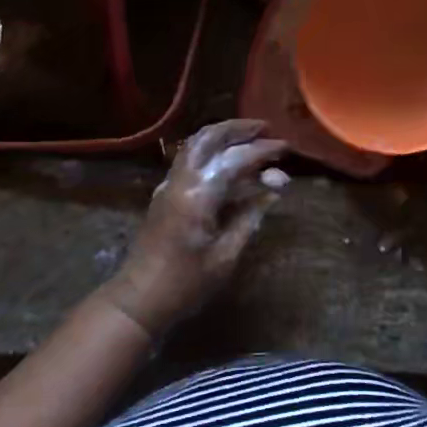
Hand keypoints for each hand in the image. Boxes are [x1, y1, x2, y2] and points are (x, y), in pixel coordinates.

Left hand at [102, 120, 288, 337]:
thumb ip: (249, 216)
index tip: (286, 147)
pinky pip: (190, 160)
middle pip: (208, 138)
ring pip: (196, 145)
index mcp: (198, 193)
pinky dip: (211, 151)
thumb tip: (273, 190)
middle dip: (237, 129)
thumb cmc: (186, 283)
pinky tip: (229, 162)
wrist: (140, 298)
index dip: (262, 150)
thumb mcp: (226, 255)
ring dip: (223, 136)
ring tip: (251, 137)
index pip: (235, 159)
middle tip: (265, 128)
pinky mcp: (166, 193)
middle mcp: (181, 179)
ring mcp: (170, 184)